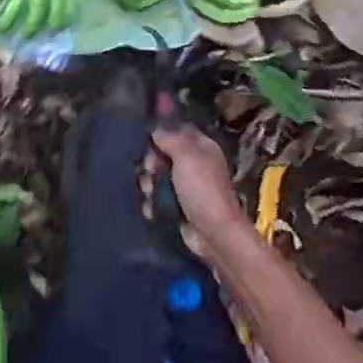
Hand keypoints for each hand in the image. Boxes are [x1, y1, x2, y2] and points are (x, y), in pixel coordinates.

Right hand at [151, 124, 245, 239]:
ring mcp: (186, 186)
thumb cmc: (202, 189)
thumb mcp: (186, 156)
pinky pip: (158, 195)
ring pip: (158, 175)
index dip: (162, 131)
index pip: (179, 129)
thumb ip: (170, 138)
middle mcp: (195, 163)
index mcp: (202, 147)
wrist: (214, 234)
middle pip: (164, 152)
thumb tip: (156, 130)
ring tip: (148, 192)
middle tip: (150, 170)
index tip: (147, 139)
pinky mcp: (178, 205)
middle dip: (152, 161)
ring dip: (149, 183)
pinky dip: (152, 200)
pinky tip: (151, 206)